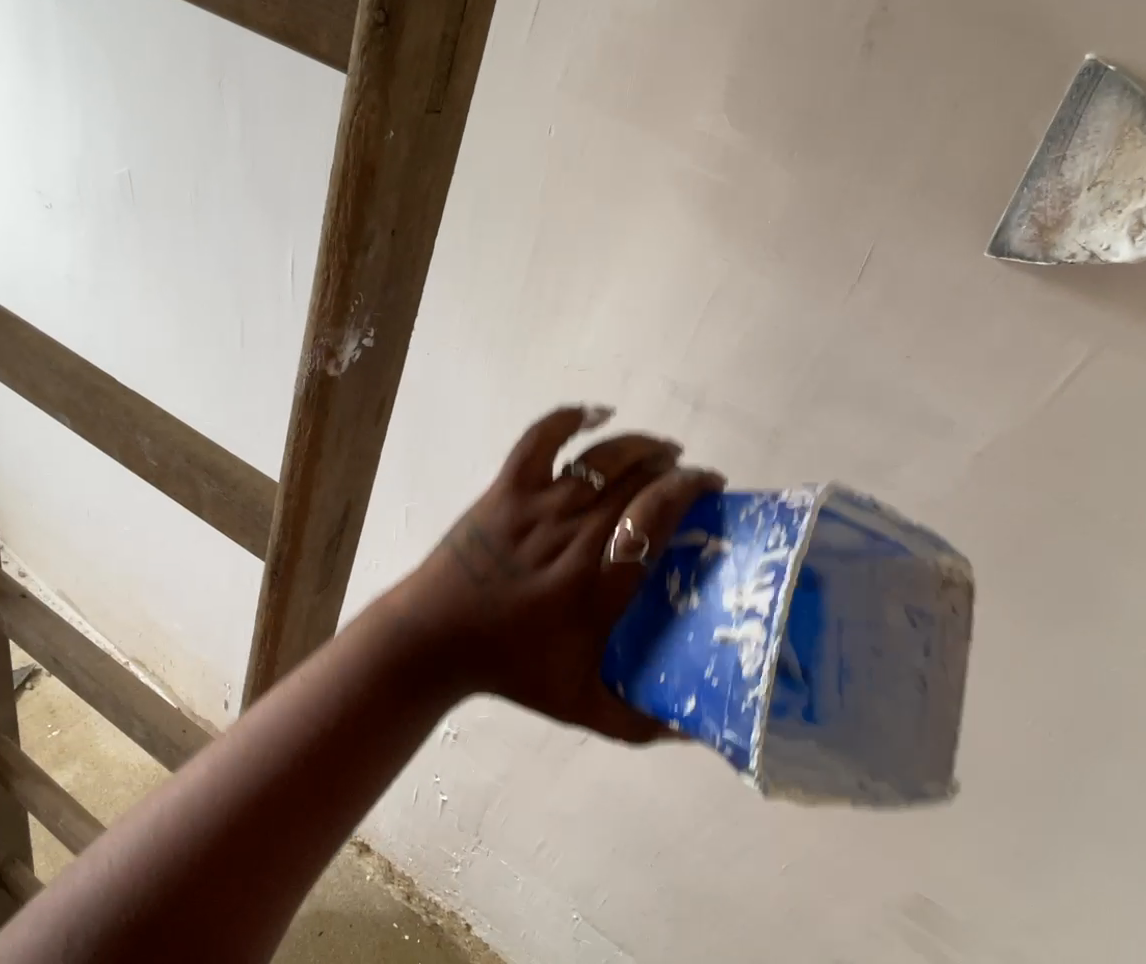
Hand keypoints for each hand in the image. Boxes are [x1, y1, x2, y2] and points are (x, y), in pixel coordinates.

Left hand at [401, 406, 723, 742]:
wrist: (432, 640)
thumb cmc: (511, 670)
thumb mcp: (582, 706)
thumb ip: (643, 723)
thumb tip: (698, 732)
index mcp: (596, 581)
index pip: (656, 516)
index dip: (690, 490)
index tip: (712, 487)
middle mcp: (572, 533)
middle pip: (635, 479)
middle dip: (673, 468)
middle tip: (692, 477)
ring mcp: (536, 505)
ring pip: (599, 457)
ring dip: (638, 444)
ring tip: (662, 449)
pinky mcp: (505, 489)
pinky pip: (540, 439)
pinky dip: (569, 418)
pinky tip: (596, 412)